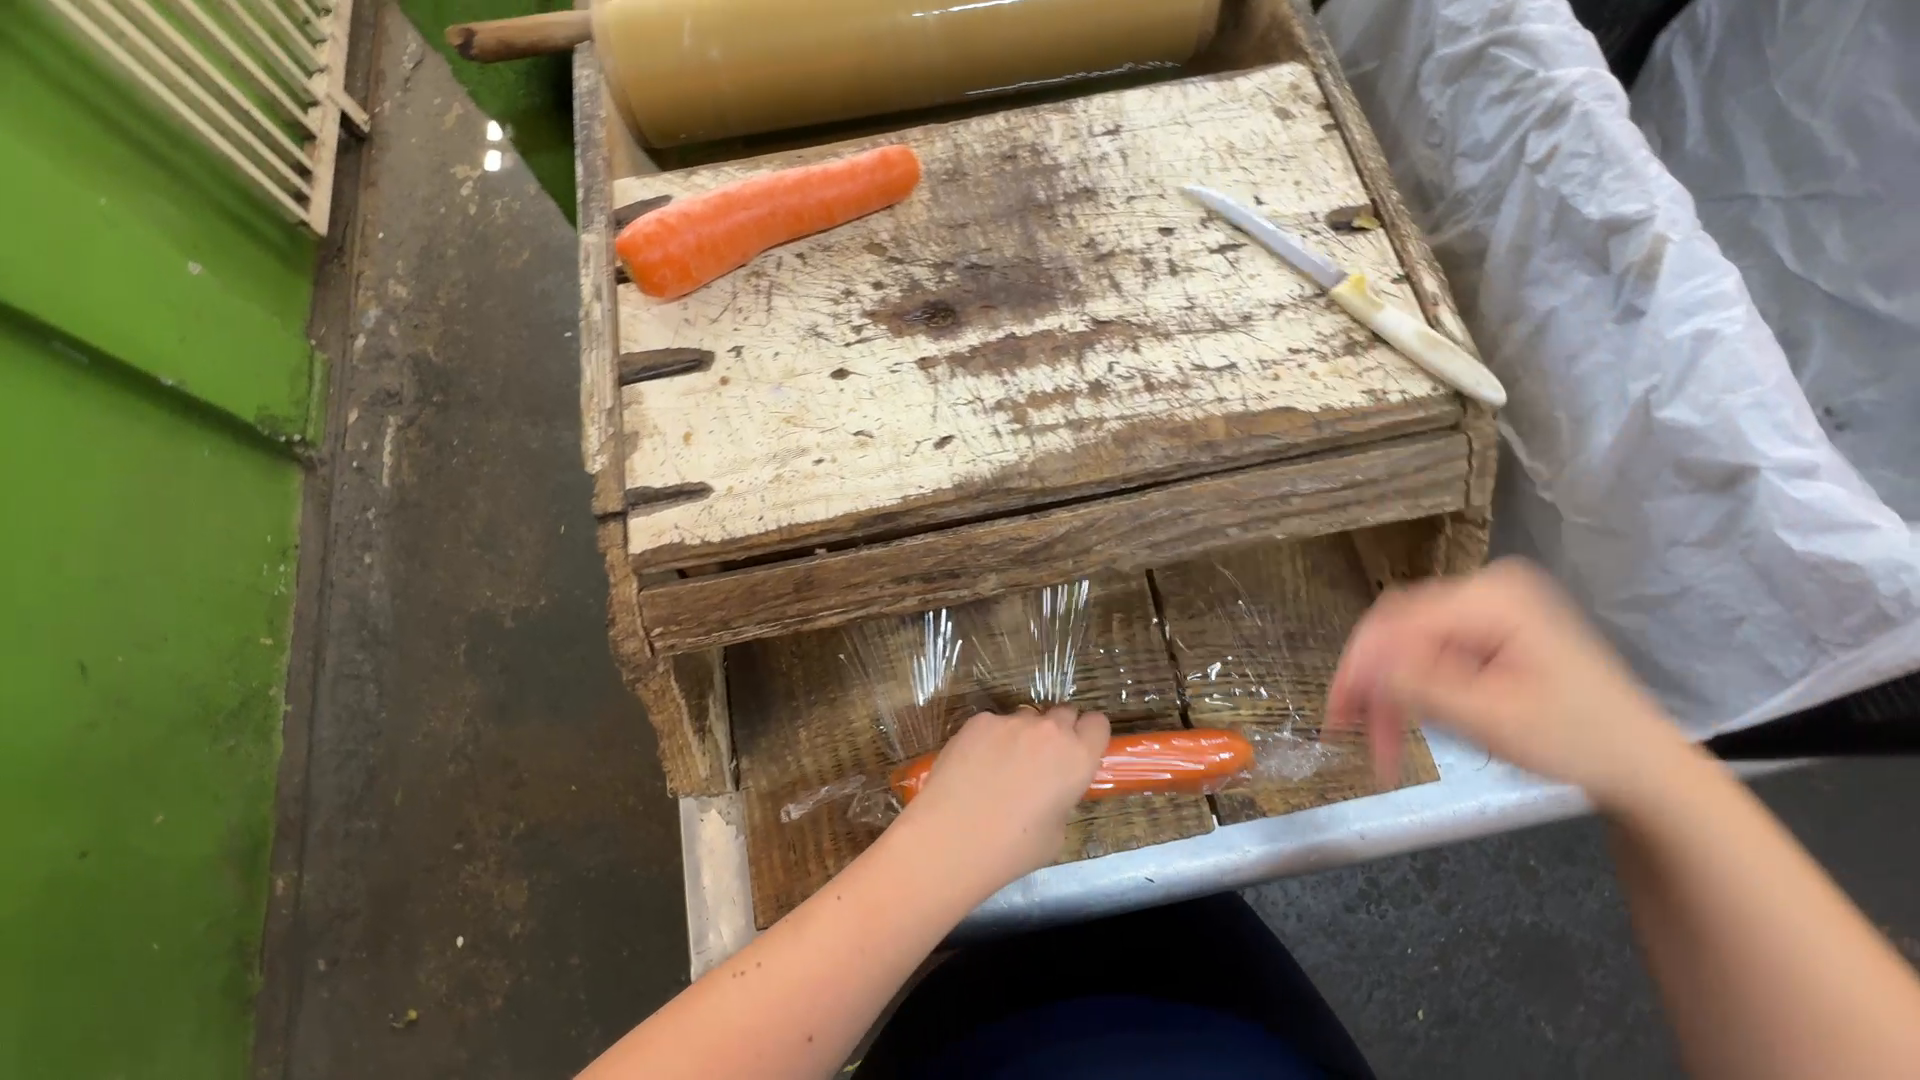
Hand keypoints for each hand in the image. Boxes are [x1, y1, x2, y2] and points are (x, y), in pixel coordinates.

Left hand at [893, 706, 1108, 894]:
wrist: (953, 838)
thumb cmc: (1013, 848)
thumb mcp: (1057, 832)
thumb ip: (1062, 798)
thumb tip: (1049, 790)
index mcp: (1078, 758)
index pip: (1098, 723)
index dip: (1088, 736)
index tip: (1078, 752)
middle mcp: (1050, 731)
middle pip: (1064, 713)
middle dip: (1057, 732)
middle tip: (1040, 761)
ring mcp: (1011, 721)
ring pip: (1026, 717)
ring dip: (1022, 734)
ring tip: (1001, 766)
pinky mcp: (978, 721)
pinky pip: (994, 724)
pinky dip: (990, 739)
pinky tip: (974, 766)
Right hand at [1327, 558, 1685, 808]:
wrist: (1640, 766)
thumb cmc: (1578, 741)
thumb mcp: (1492, 717)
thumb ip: (1421, 685)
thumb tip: (1361, 665)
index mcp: (1494, 597)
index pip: (1399, 620)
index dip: (1360, 665)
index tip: (1337, 713)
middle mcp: (1485, 589)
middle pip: (1398, 629)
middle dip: (1371, 683)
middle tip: (1349, 730)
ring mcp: (1487, 609)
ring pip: (1406, 644)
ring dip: (1387, 692)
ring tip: (1380, 744)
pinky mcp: (1487, 632)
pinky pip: (1428, 653)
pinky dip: (1410, 690)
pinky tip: (1405, 722)